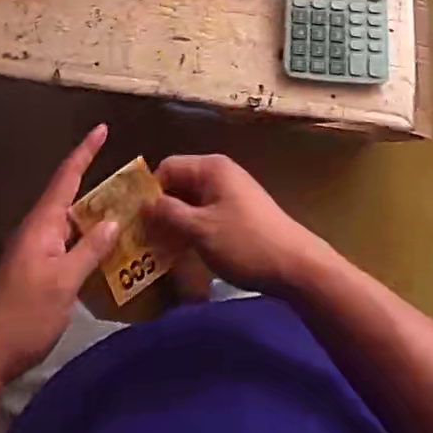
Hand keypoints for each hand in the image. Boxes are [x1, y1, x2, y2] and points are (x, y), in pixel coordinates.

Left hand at [0, 125, 118, 384]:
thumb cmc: (23, 315)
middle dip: (99, 185)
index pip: (66, 177)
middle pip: (71, 197)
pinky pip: (68, 244)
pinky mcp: (37, 271)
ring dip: (96, 216)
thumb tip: (114, 220)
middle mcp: (38, 230)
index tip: (102, 128)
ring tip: (128, 212)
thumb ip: (90, 250)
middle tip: (132, 182)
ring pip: (71, 223)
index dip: (85, 151)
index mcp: (42, 224)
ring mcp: (36, 251)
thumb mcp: (63, 283)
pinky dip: (89, 241)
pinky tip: (108, 250)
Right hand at [148, 154, 335, 294]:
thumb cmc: (244, 242)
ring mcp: (231, 193)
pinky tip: (184, 253)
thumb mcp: (199, 229)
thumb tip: (144, 204)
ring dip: (176, 223)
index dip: (150, 191)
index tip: (137, 221)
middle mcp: (220, 173)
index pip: (167, 167)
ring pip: (191, 201)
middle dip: (161, 209)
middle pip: (179, 183)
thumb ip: (168, 213)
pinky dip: (192, 229)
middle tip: (144, 240)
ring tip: (160, 250)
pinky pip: (205, 213)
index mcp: (210, 168)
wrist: (295, 265)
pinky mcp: (238, 213)